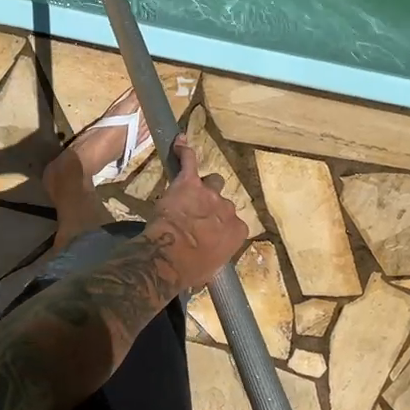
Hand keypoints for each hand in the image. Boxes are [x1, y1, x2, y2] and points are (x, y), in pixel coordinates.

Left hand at [143, 137, 249, 291]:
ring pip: (212, 181)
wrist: (171, 255)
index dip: (220, 225)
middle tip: (195, 215)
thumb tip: (208, 258)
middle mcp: (228, 209)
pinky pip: (189, 159)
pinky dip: (184, 150)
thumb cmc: (191, 269)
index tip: (210, 230)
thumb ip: (216, 254)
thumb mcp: (213, 268)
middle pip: (223, 201)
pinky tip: (179, 141)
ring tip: (190, 191)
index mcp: (238, 232)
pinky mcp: (189, 182)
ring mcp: (209, 193)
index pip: (234, 222)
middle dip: (211, 206)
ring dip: (203, 185)